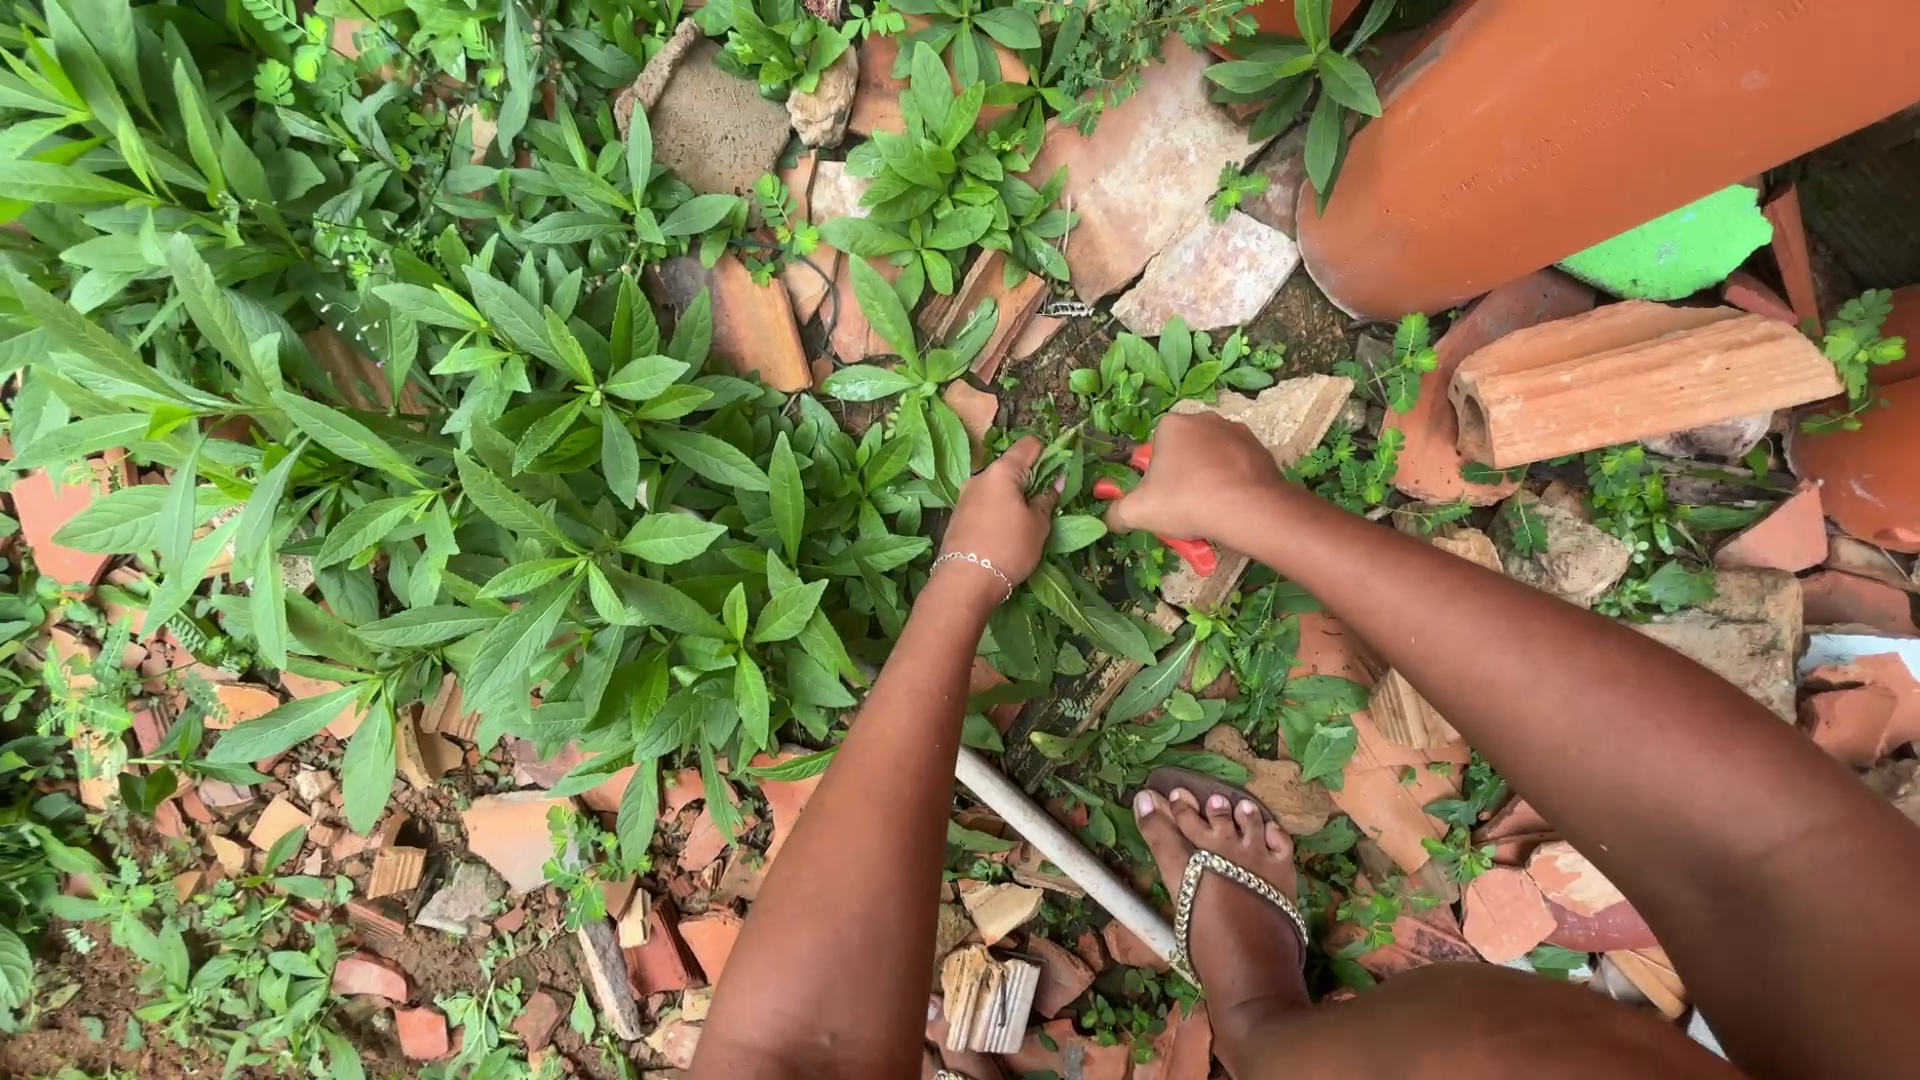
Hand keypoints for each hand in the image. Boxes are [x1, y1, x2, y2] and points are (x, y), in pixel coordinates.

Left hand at [938, 436, 1060, 597]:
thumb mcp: (1038, 525)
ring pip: (997, 485)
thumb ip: (1048, 498)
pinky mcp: (958, 513)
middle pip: (1011, 465)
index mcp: (1002, 471)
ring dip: (1014, 495)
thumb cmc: (1008, 549)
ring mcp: (965, 495)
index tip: (1058, 475)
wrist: (964, 581)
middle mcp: (980, 476)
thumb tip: (1057, 481)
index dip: (1048, 454)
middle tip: (1046, 503)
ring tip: (1026, 521)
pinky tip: (1005, 530)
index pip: (1029, 444)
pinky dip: (998, 507)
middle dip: (1031, 478)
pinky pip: (985, 501)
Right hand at [1104, 412, 1289, 543]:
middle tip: (1183, 507)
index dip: (1154, 477)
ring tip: (1209, 511)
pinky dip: (1233, 483)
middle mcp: (1204, 419)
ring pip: (1212, 459)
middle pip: (1184, 453)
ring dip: (1208, 480)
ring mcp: (1236, 431)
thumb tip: (1110, 518)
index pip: (1154, 450)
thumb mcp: (1137, 512)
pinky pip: (1238, 467)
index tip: (1160, 499)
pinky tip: (1231, 506)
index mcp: (1171, 425)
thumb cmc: (1185, 501)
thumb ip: (1116, 513)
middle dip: (1182, 477)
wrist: (1248, 510)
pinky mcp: (1260, 448)